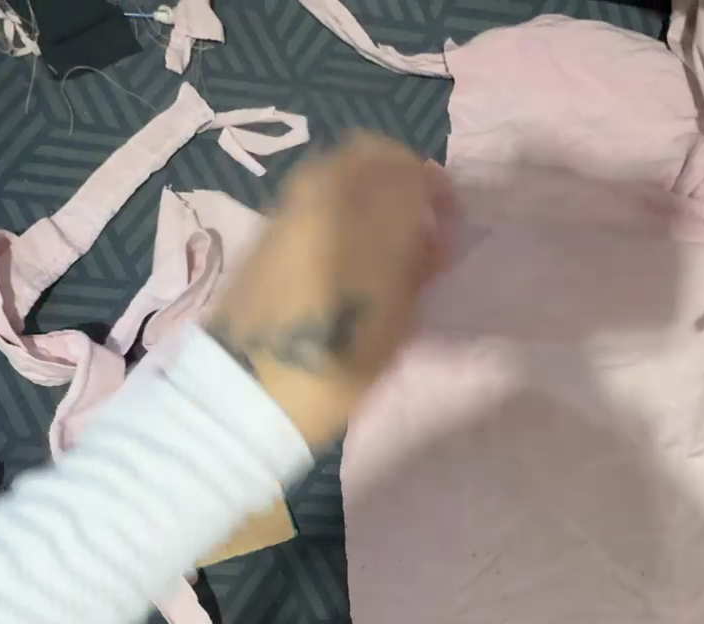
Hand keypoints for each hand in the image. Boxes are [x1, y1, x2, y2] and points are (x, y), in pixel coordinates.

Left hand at [208, 133, 451, 444]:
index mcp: (359, 212)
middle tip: (419, 216)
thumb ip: (417, 268)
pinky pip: (315, 196)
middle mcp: (320, 193)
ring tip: (386, 237)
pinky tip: (351, 247)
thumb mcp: (397, 321)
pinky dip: (342, 207)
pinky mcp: (266, 228)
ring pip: (338, 171)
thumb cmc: (339, 363)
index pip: (410, 172)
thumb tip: (430, 240)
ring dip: (370, 190)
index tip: (450, 219)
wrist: (253, 388)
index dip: (437, 190)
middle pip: (369, 155)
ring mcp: (287, 207)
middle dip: (402, 177)